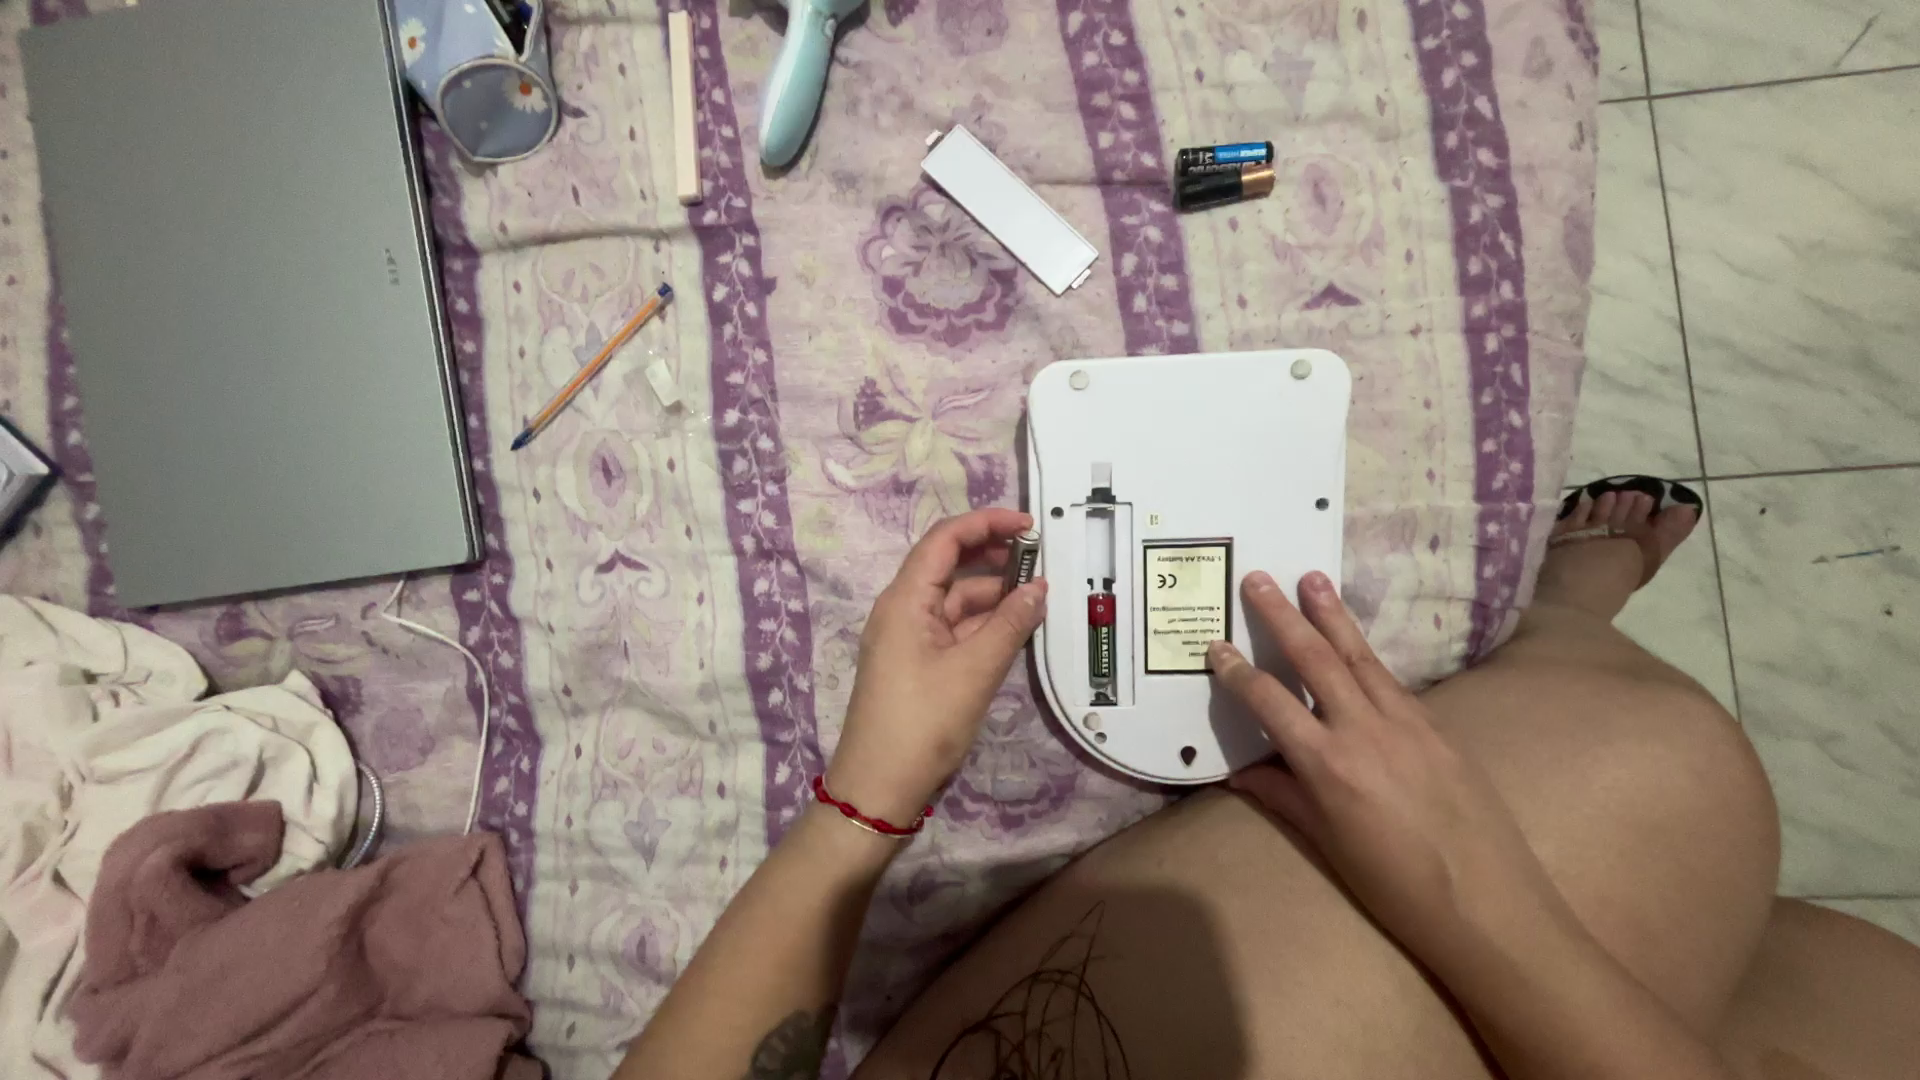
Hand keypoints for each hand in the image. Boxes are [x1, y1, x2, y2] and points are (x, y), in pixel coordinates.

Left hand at [828, 508, 1048, 825]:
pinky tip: (1016, 627)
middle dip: (992, 555)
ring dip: (993, 593)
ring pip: (955, 600)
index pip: (944, 540)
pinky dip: (984, 623)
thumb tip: (1039, 588)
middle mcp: (903, 610)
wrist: (879, 788)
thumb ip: (1010, 624)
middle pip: (949, 565)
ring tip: (1038, 593)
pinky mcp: (918, 664)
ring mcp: (909, 638)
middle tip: (1039, 556)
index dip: (985, 523)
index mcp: (905, 599)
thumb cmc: (923, 723)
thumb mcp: (975, 670)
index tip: (1028, 525)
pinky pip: (954, 629)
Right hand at [1208, 571, 1575, 963]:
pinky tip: (1355, 640)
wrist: (1493, 910)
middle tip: (1260, 579)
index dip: (1238, 671)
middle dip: (1283, 615)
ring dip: (1332, 615)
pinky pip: (1392, 680)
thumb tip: (1237, 771)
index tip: (1215, 645)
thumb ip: (1280, 796)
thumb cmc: (1396, 885)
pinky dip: (1366, 652)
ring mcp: (1407, 723)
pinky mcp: (1438, 727)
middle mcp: (1364, 731)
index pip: (1270, 702)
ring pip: (1360, 656)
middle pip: (1315, 659)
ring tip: (1313, 579)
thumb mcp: (1325, 843)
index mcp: (1328, 764)